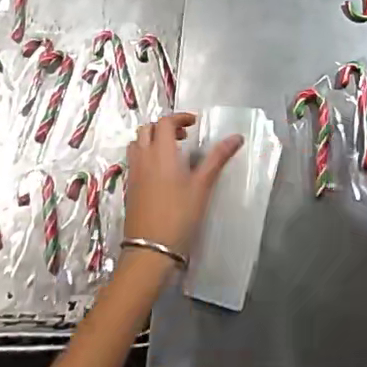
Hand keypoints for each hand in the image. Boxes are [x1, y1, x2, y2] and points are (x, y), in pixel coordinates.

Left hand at [122, 113, 242, 259]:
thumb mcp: (202, 186)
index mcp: (161, 152)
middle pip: (147, 129)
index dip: (180, 117)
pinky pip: (134, 160)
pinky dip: (146, 154)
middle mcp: (143, 157)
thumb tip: (237, 137)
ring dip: (152, 139)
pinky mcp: (130, 187)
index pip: (165, 122)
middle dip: (165, 127)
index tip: (194, 123)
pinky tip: (161, 172)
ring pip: (137, 143)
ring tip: (171, 151)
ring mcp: (134, 172)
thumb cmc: (179, 215)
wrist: (150, 249)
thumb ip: (217, 158)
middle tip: (184, 136)